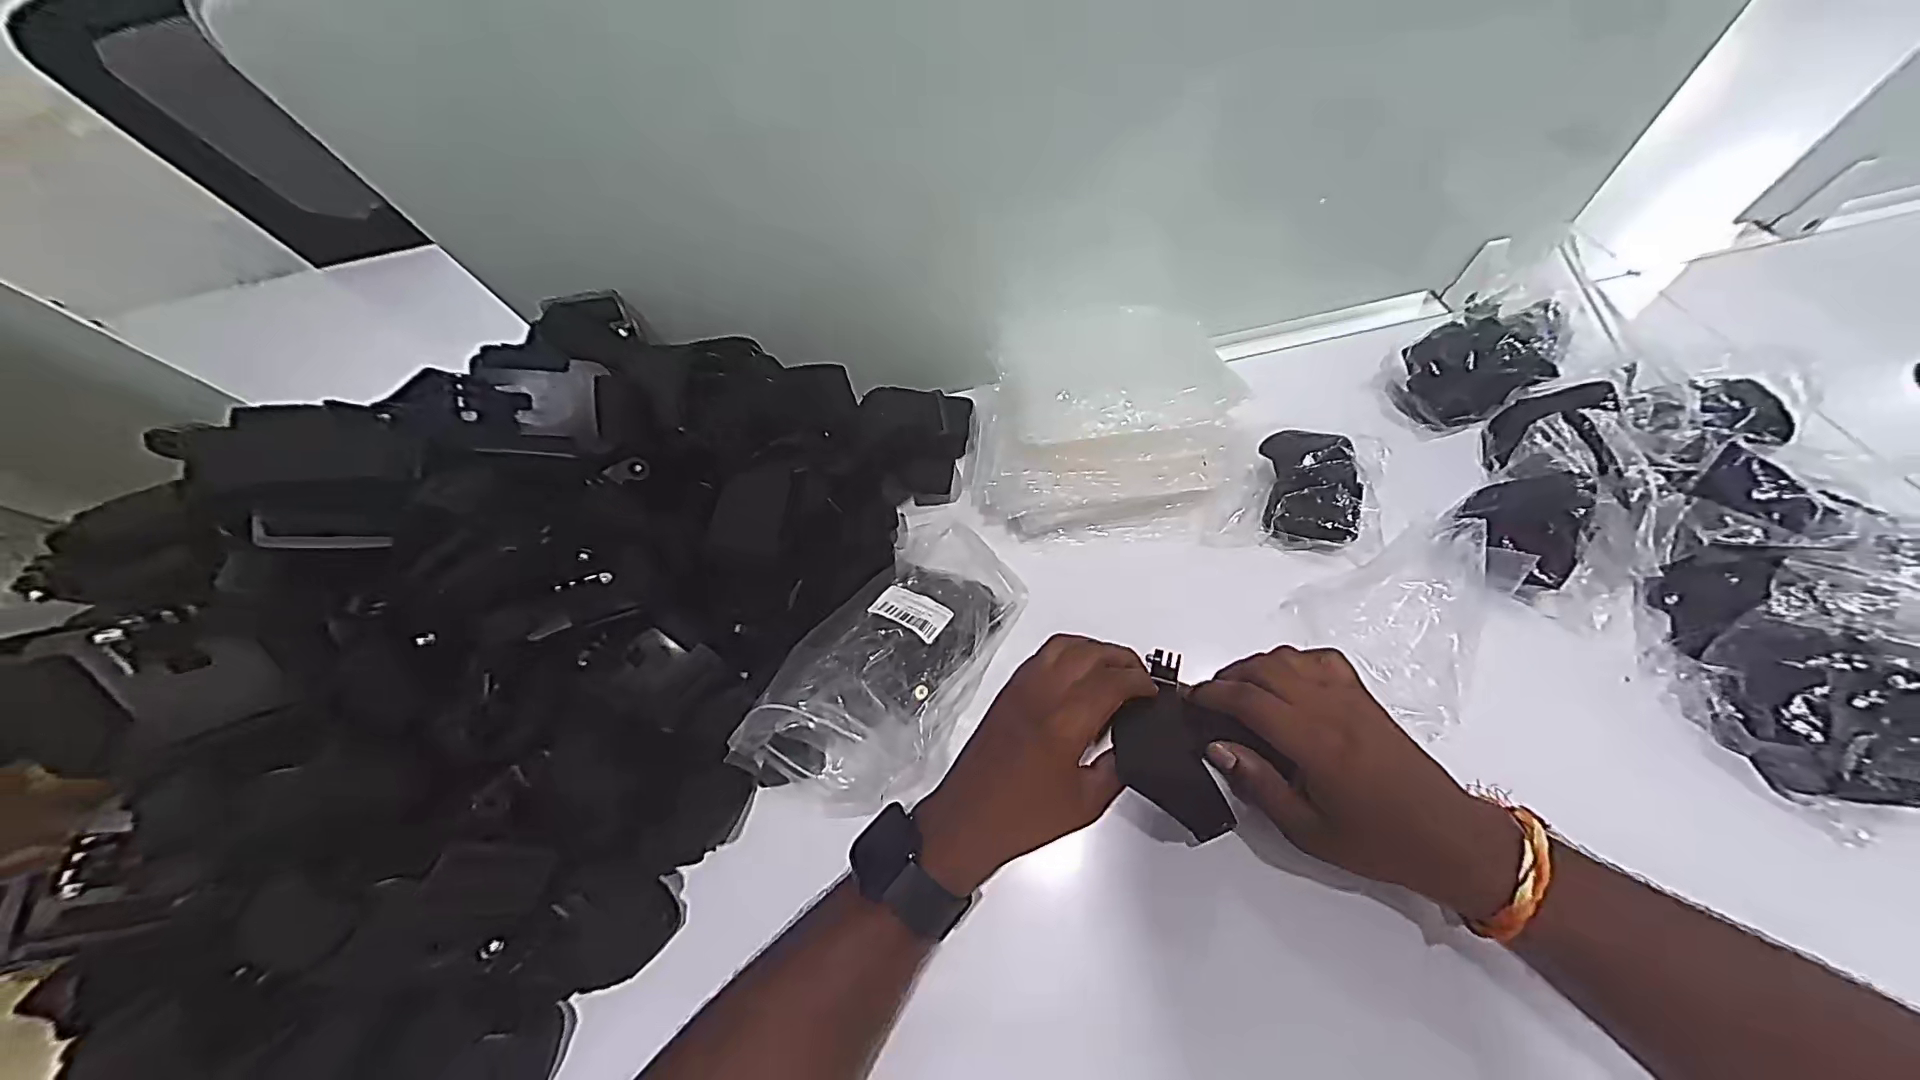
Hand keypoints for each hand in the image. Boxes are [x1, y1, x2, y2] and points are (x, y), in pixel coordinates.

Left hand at [913, 635, 1155, 892]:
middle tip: (1138, 676)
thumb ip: (1115, 768)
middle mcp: (1040, 698)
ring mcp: (1020, 690)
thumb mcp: (1086, 803)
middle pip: (1091, 653)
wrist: (967, 820)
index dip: (1140, 682)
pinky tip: (1077, 673)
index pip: (1113, 681)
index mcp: (1064, 724)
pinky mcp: (1007, 692)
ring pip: (1064, 645)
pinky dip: (1067, 653)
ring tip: (1112, 668)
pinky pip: (1041, 655)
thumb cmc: (1015, 817)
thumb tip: (1129, 746)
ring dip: (1094, 650)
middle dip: (1123, 659)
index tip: (1151, 691)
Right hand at [1191, 646, 1520, 920]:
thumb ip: (1258, 784)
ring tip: (1239, 689)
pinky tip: (1284, 681)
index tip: (1192, 701)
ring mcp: (1351, 699)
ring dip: (1256, 666)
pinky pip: (1321, 660)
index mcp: (1316, 744)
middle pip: (1264, 669)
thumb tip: (1219, 749)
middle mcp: (1333, 711)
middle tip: (1209, 698)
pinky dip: (1293, 661)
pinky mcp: (1365, 698)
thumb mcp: (1306, 830)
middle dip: (1227, 677)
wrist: (1448, 838)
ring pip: (1289, 658)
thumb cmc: (1379, 842)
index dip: (1211, 695)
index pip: (1249, 699)